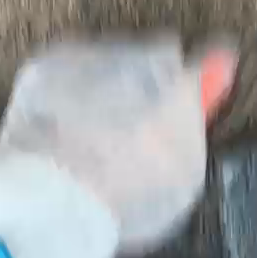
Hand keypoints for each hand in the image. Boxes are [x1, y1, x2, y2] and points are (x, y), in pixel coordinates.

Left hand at [0, 35, 237, 257]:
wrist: (54, 202)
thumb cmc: (124, 197)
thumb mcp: (183, 177)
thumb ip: (194, 130)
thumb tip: (201, 101)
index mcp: (182, 81)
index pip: (209, 56)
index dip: (202, 75)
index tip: (199, 83)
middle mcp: (140, 55)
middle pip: (153, 58)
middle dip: (147, 82)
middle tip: (135, 126)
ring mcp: (91, 56)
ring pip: (108, 62)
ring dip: (105, 86)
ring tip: (92, 139)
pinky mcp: (47, 64)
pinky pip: (65, 71)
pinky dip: (64, 92)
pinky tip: (62, 131)